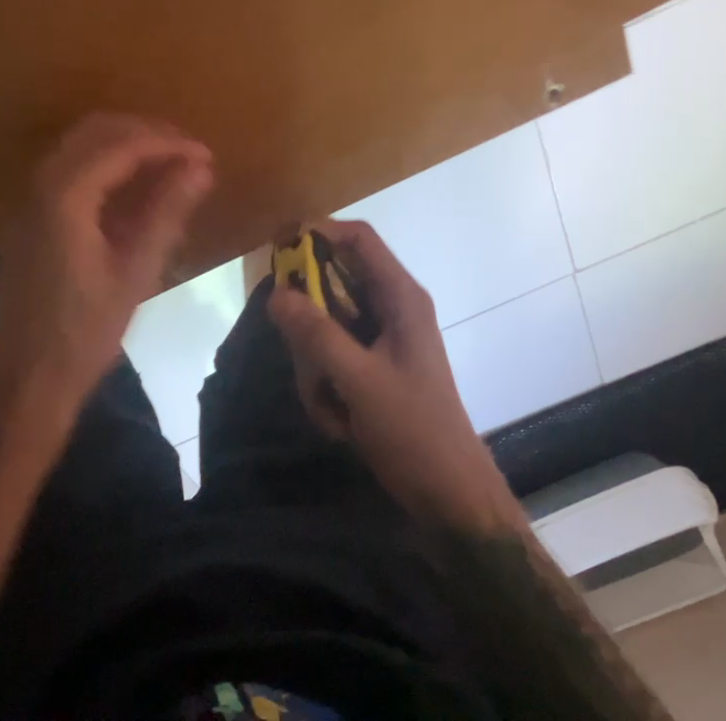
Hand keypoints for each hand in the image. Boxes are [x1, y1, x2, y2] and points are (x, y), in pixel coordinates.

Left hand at [0, 113, 213, 416]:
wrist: (26, 379)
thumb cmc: (84, 334)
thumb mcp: (134, 273)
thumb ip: (165, 213)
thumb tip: (200, 168)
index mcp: (64, 197)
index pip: (121, 145)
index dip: (168, 143)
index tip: (207, 155)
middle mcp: (39, 187)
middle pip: (95, 132)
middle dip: (145, 134)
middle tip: (190, 154)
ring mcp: (29, 203)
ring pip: (78, 149)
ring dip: (123, 147)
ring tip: (170, 166)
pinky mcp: (30, 221)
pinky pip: (68, 172)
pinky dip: (103, 168)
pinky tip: (134, 191)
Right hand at [267, 220, 515, 525]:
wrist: (449, 491)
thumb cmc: (413, 429)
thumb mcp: (358, 380)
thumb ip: (316, 333)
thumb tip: (276, 293)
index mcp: (401, 298)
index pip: (358, 239)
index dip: (318, 233)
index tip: (276, 249)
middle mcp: (392, 309)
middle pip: (332, 283)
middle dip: (307, 319)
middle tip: (297, 350)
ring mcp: (382, 339)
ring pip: (325, 325)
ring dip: (314, 363)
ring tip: (328, 402)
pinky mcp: (372, 367)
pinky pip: (330, 356)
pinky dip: (324, 383)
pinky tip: (337, 419)